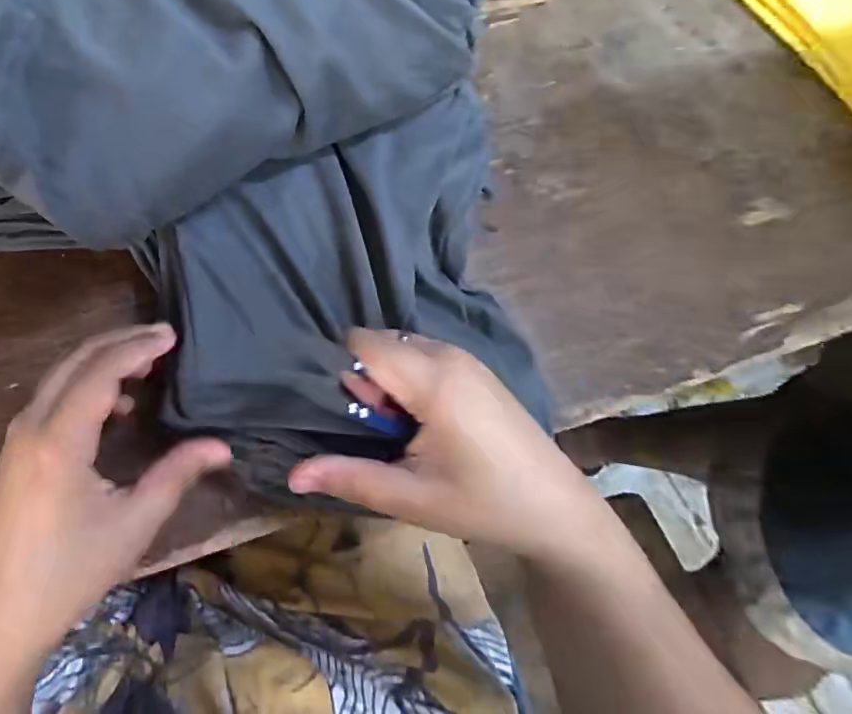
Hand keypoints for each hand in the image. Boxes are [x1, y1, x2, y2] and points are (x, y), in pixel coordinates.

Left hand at [0, 324, 230, 656]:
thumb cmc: (68, 574)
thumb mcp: (131, 526)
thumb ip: (175, 475)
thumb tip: (221, 446)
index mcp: (60, 438)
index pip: (102, 369)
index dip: (139, 347)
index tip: (172, 334)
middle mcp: (32, 424)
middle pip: (78, 360)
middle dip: (121, 342)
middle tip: (163, 338)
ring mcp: (17, 436)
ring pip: (61, 374)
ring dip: (102, 360)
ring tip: (145, 366)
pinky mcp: (13, 450)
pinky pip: (51, 396)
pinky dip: (84, 383)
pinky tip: (112, 407)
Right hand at [287, 329, 612, 565]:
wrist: (558, 510)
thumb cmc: (484, 504)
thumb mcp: (411, 498)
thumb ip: (349, 478)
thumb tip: (292, 474)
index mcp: (432, 379)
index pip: (362, 342)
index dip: (348, 373)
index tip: (361, 416)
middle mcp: (447, 353)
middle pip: (379, 340)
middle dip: (368, 378)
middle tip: (386, 429)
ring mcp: (465, 355)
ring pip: (399, 344)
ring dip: (389, 377)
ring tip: (407, 427)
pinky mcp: (474, 364)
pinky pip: (421, 351)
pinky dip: (409, 375)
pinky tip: (428, 420)